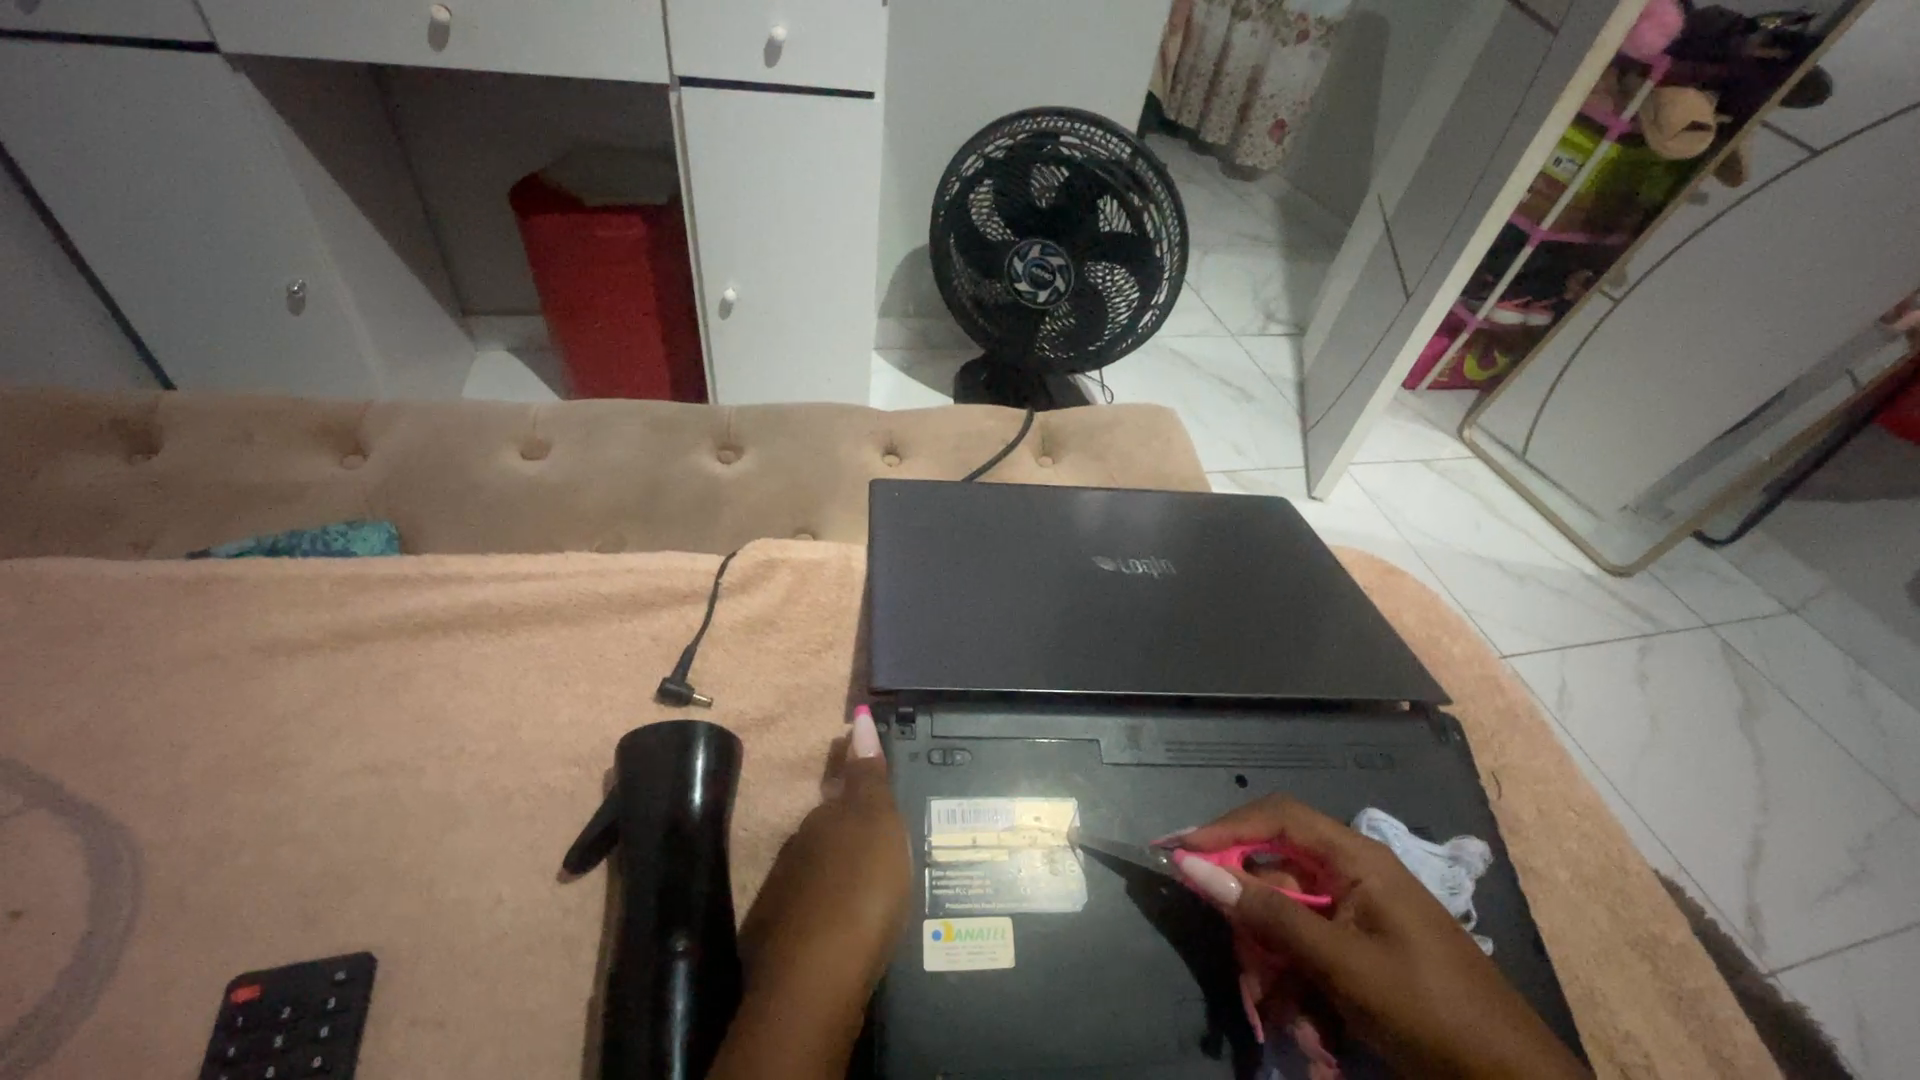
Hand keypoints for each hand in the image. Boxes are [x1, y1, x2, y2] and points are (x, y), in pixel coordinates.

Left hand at [711, 706, 909, 1079]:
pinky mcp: (781, 940)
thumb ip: (867, 776)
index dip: (855, 779)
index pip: (839, 789)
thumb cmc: (860, 889)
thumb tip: (859, 715)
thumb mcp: (877, 824)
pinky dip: (832, 910)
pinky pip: (813, 912)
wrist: (816, 978)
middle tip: (884, 839)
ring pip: (817, 872)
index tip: (868, 774)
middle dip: (849, 830)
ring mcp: (785, 897)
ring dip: (840, 872)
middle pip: (826, 832)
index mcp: (823, 821)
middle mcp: (797, 851)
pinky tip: (850, 926)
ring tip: (875, 885)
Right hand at [1170, 797, 1587, 1079]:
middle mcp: (1351, 878)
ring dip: (1277, 977)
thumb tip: (1192, 864)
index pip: (1276, 817)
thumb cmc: (1427, 1008)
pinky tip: (1316, 1040)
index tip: (1177, 852)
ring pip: (1284, 928)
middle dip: (1254, 936)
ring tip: (1293, 1029)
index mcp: (1356, 860)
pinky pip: (1306, 958)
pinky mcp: (1359, 955)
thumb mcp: (1339, 962)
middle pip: (1272, 882)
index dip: (1223, 829)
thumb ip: (1265, 912)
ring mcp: (1357, 918)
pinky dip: (1299, 994)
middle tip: (1252, 989)